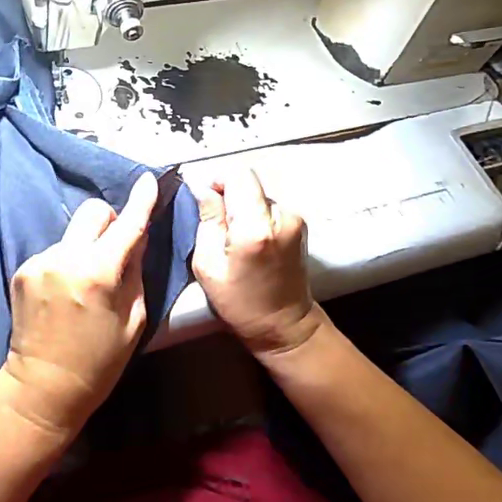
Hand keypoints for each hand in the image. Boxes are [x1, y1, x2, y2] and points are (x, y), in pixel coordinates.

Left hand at [0, 173, 158, 441]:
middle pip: (92, 211)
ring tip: (86, 283)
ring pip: (73, 233)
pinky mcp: (23, 269)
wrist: (43, 388)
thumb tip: (136, 237)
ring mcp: (39, 261)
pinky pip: (55, 251)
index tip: (150, 180)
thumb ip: (135, 271)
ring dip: (86, 246)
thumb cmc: (99, 362)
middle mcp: (65, 258)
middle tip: (116, 249)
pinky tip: (65, 292)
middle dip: (109, 221)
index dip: (141, 200)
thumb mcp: (133, 320)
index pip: (126, 224)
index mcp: (98, 273)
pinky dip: (66, 261)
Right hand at [189, 167, 325, 359]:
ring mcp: (294, 219)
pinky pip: (268, 206)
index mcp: (256, 227)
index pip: (238, 175)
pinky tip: (250, 241)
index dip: (217, 180)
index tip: (205, 199)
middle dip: (228, 196)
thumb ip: (207, 220)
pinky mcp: (299, 223)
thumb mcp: (207, 265)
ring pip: (257, 194)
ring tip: (235, 238)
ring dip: (242, 207)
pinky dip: (255, 216)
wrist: (285, 326)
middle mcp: (281, 216)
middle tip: (217, 225)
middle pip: (248, 183)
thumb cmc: (241, 303)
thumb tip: (202, 188)